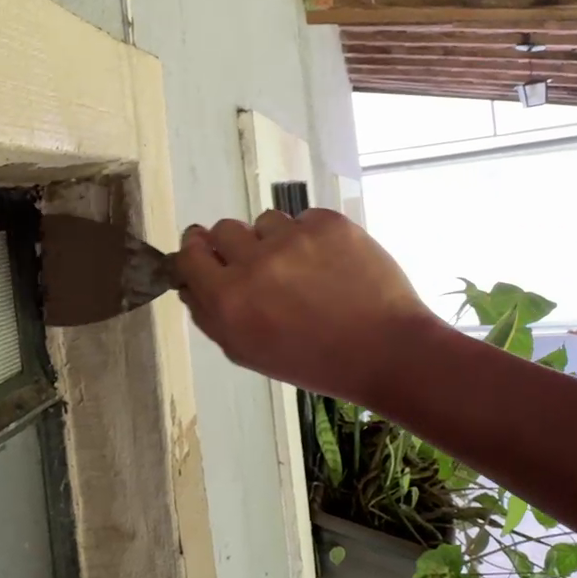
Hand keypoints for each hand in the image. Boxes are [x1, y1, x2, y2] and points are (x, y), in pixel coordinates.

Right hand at [174, 208, 450, 404]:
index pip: (189, 254)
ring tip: (300, 267)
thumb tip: (190, 283)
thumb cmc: (309, 360)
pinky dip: (309, 236)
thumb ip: (209, 315)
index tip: (205, 255)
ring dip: (273, 239)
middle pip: (222, 229)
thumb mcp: (244, 351)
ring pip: (263, 221)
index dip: (195, 252)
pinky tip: (327, 262)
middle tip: (257, 265)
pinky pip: (302, 217)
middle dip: (233, 245)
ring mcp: (293, 238)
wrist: (387, 351)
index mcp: (228, 298)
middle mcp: (254, 263)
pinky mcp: (329, 224)